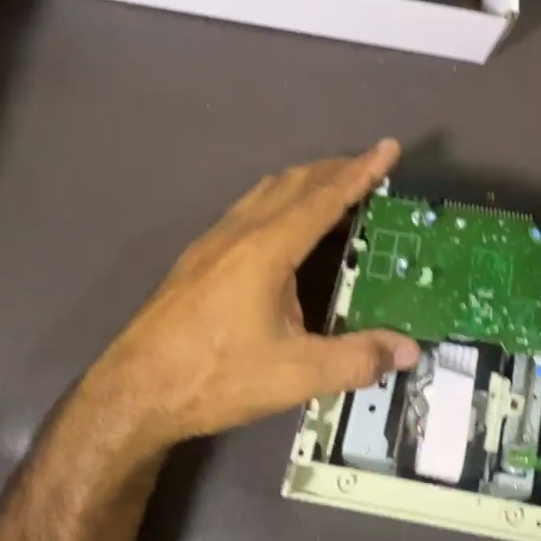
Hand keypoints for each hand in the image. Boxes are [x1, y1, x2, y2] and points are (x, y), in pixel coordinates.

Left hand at [92, 140, 420, 447]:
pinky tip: (285, 225)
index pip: (324, 198)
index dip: (361, 172)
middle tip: (372, 166)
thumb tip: (409, 350)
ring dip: (307, 180)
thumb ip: (356, 360)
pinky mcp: (199, 257)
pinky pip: (250, 207)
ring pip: (268, 191)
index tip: (388, 147)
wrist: (132, 392)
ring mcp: (214, 241)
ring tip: (335, 187)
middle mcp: (240, 232)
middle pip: (295, 182)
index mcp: (267, 249)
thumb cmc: (215, 377)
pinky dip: (281, 198)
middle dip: (337, 168)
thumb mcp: (294, 375)